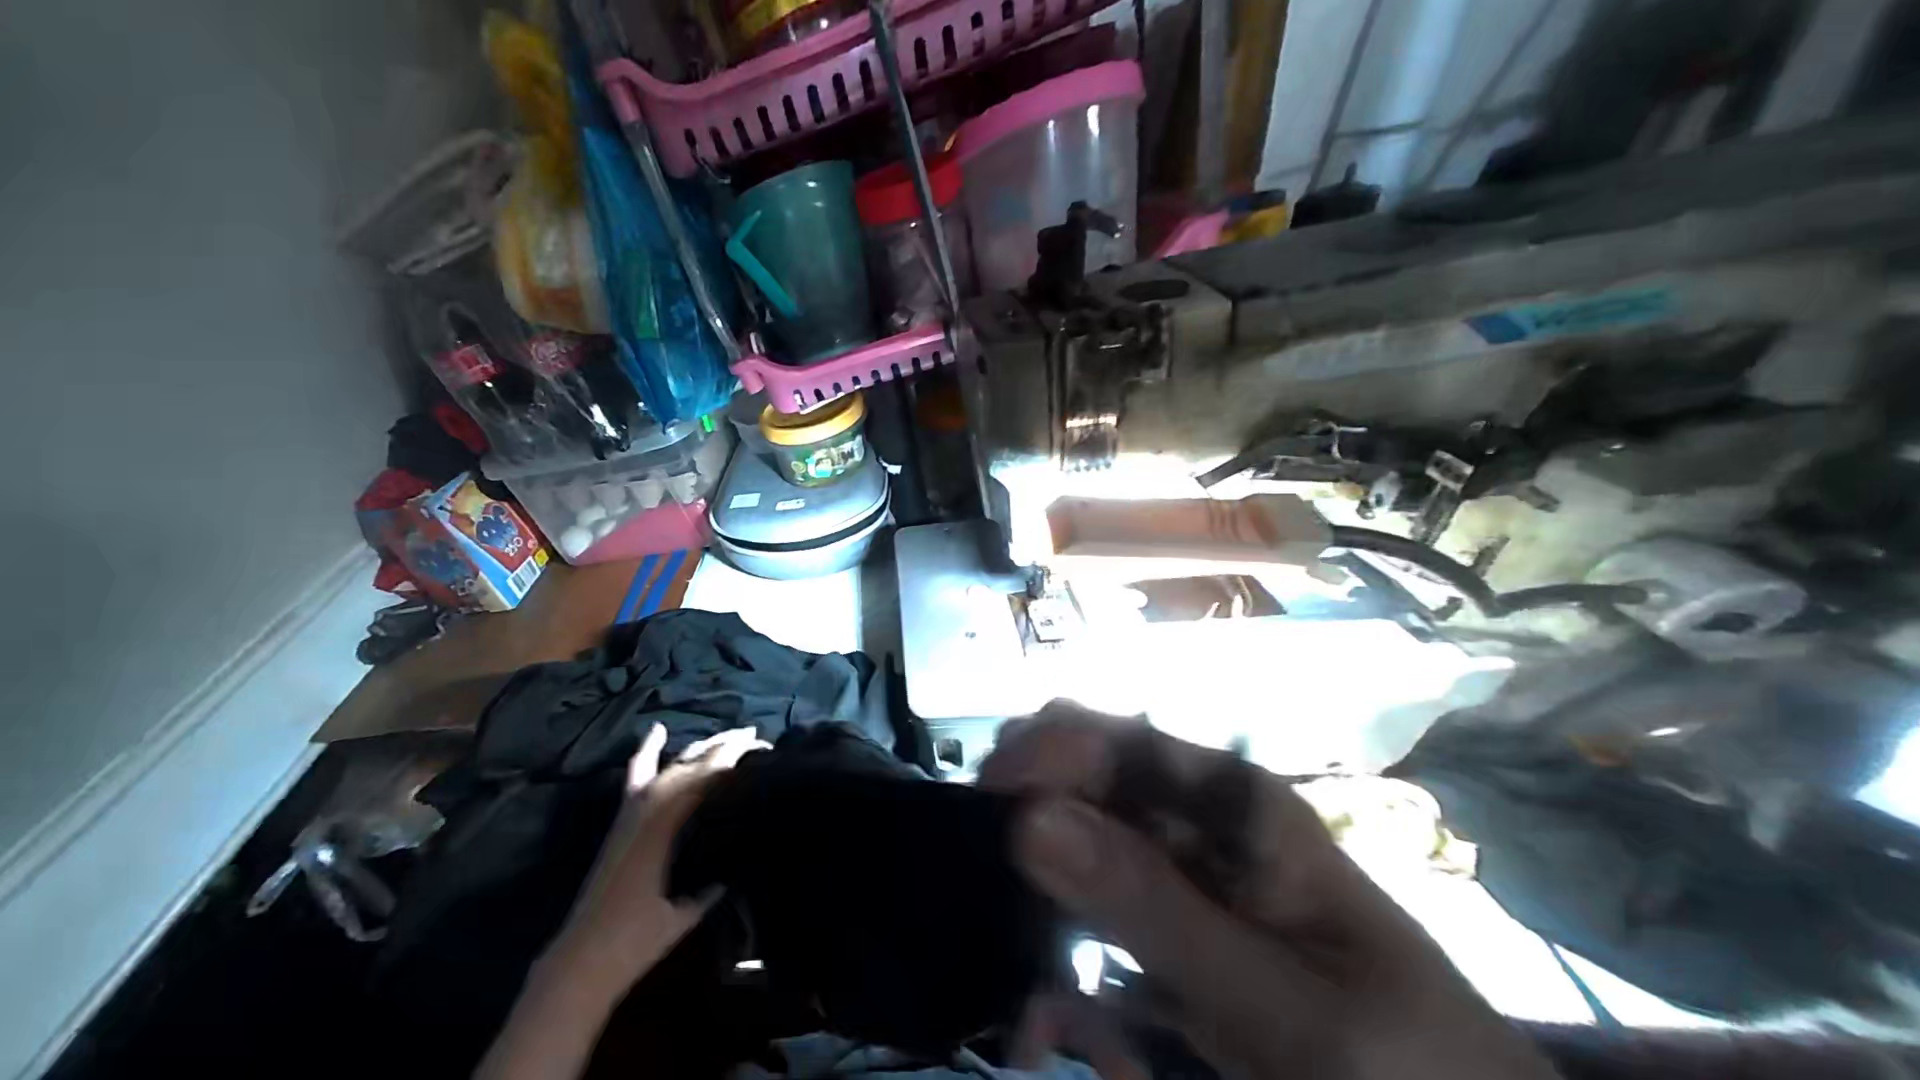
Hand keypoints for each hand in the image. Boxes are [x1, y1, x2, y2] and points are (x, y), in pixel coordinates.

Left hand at [548, 724, 768, 998]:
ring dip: (700, 749)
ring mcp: (634, 809)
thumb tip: (747, 847)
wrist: (584, 957)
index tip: (767, 749)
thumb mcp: (693, 905)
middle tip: (756, 738)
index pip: (712, 774)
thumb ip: (719, 874)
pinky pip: (636, 775)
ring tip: (726, 737)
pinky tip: (658, 730)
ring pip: (673, 766)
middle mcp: (653, 804)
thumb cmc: (642, 935)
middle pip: (695, 763)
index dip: (739, 756)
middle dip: (726, 746)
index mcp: (672, 820)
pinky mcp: (622, 818)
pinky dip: (647, 750)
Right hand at [982, 702, 1554, 1079]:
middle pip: (1076, 798)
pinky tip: (1051, 1034)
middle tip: (997, 920)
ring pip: (1070, 874)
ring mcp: (1176, 889)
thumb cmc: (1398, 1065)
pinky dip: (1060, 987)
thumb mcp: (1281, 1000)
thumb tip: (1026, 815)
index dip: (1036, 760)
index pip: (1107, 740)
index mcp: (1229, 802)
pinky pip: (1087, 943)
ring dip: (1037, 933)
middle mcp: (1192, 827)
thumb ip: (1152, 906)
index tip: (981, 819)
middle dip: (1027, 851)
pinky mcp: (1165, 948)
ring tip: (1034, 1023)